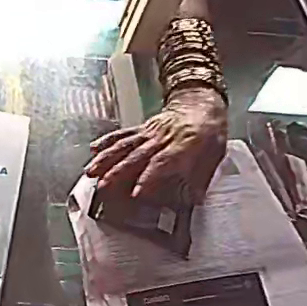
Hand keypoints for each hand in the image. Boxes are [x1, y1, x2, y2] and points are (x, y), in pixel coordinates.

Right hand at [86, 87, 227, 201]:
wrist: (202, 104)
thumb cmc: (210, 134)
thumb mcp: (215, 157)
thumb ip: (200, 179)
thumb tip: (194, 201)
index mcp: (184, 145)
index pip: (162, 163)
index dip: (148, 179)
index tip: (135, 194)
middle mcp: (163, 138)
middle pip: (136, 155)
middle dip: (117, 172)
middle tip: (102, 187)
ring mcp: (149, 132)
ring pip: (125, 145)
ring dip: (106, 158)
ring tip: (91, 171)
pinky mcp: (141, 129)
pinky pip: (123, 134)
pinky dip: (107, 142)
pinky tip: (94, 149)